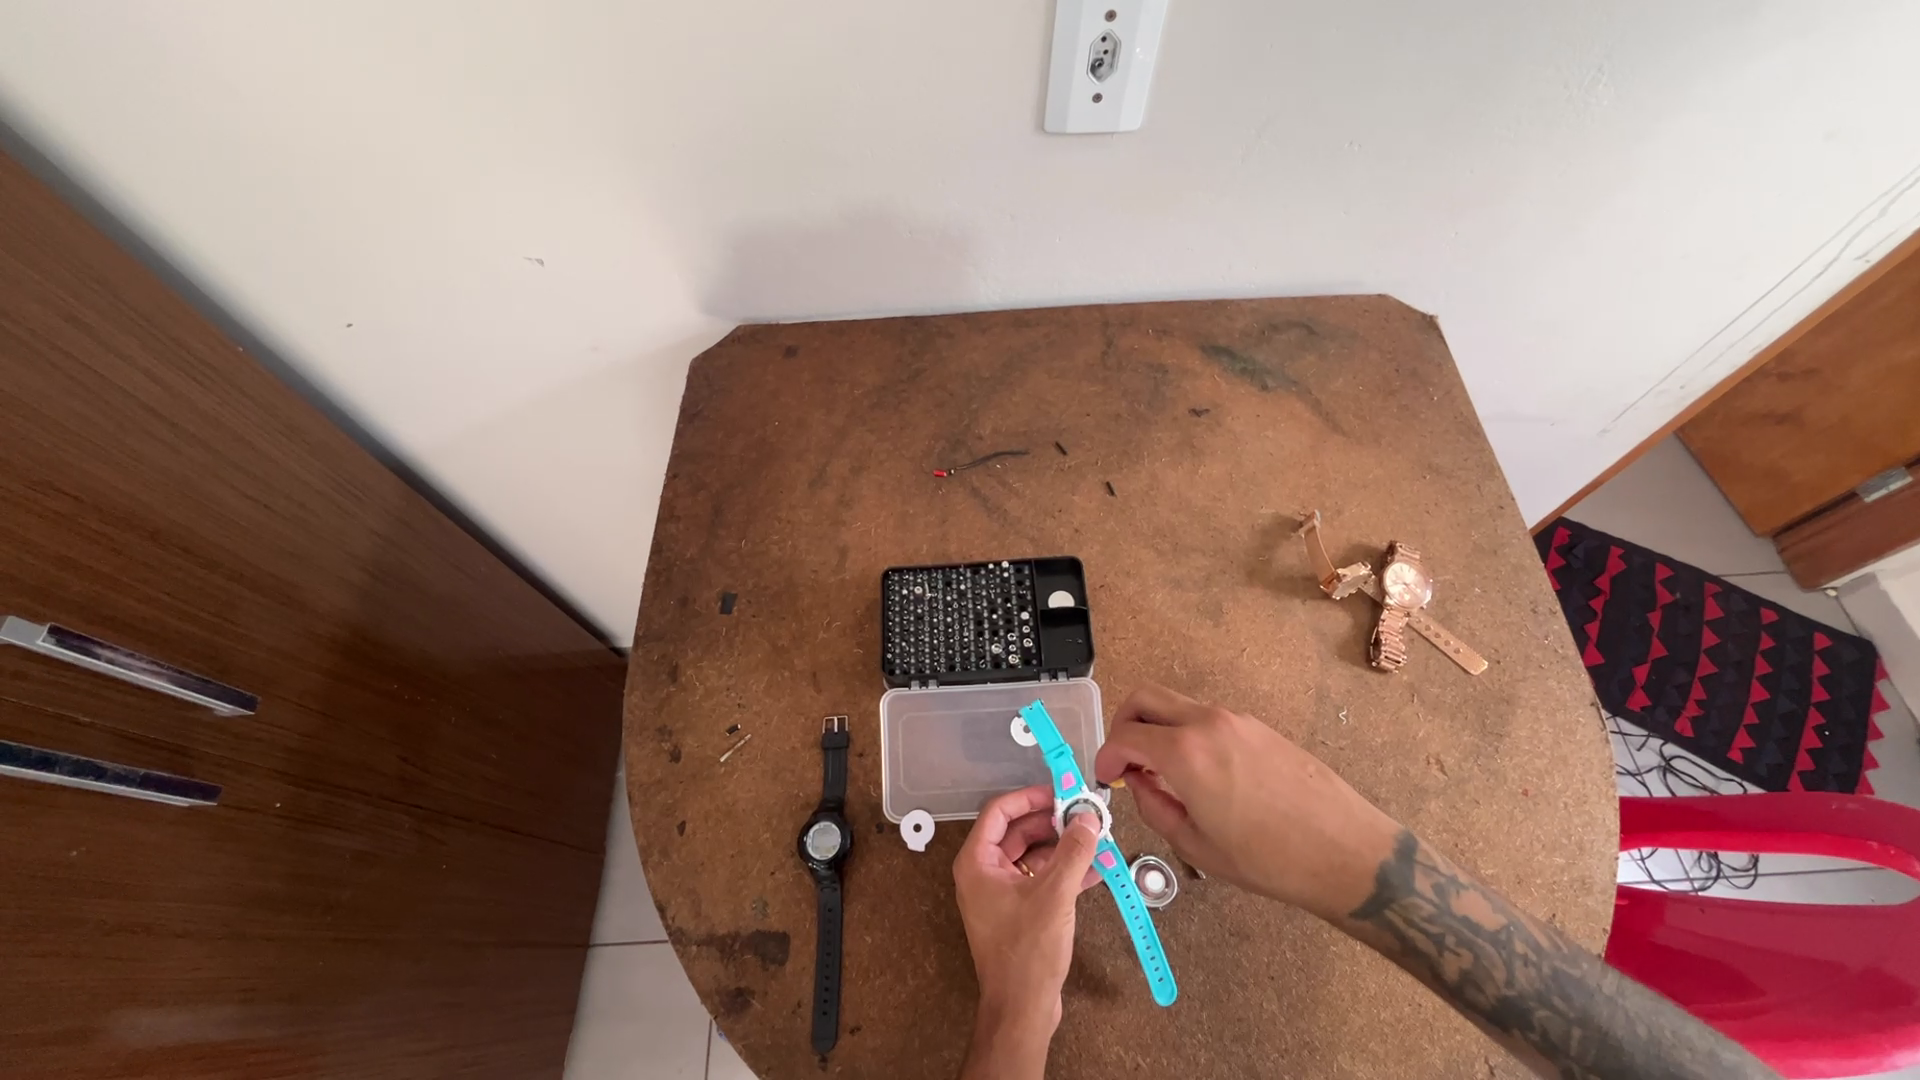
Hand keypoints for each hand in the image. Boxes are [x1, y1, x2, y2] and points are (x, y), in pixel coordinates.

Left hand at [952, 785, 1101, 1030]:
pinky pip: (1039, 878)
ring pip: (1031, 855)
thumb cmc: (1027, 951)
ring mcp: (999, 893)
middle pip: (1017, 832)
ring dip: (1062, 847)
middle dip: (1051, 823)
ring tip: (1095, 840)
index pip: (999, 812)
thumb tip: (1089, 818)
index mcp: (977, 862)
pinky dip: (1063, 872)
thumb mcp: (1054, 894)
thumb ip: (1073, 852)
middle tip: (1083, 816)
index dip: (1029, 797)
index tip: (1059, 793)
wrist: (1022, 1010)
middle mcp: (983, 873)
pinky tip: (1094, 870)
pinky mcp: (1017, 911)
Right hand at [1092, 683, 1399, 919]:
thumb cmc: (1268, 859)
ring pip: (1176, 704)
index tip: (1107, 777)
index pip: (1125, 735)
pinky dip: (1186, 733)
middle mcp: (1206, 722)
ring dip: (1156, 727)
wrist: (1345, 851)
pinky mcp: (1258, 726)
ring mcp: (1235, 719)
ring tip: (1163, 773)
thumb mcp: (1195, 846)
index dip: (1106, 755)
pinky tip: (1200, 773)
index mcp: (1185, 753)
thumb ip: (1154, 807)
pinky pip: (1205, 717)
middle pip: (1144, 697)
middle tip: (1124, 759)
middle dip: (1122, 724)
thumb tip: (1139, 783)